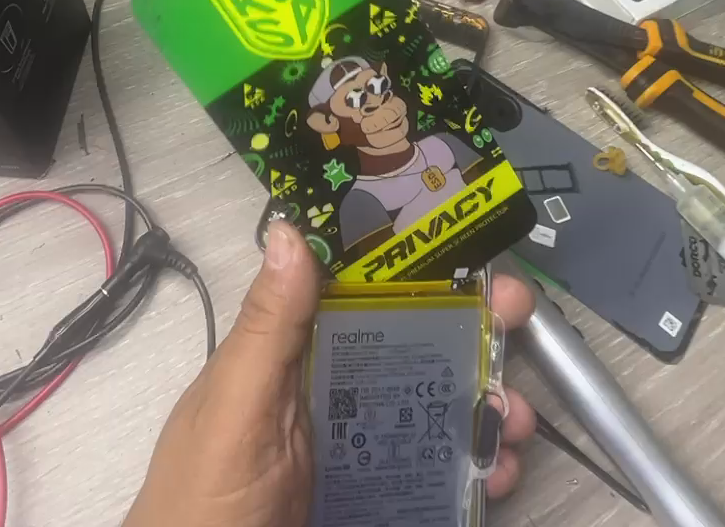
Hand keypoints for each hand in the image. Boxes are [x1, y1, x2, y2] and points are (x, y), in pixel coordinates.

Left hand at [123, 222, 537, 526]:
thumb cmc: (207, 496)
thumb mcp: (235, 407)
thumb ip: (268, 327)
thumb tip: (291, 229)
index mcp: (295, 349)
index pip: (360, 289)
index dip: (414, 265)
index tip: (466, 248)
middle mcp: (333, 386)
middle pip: (412, 341)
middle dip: (470, 324)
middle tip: (517, 314)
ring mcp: (359, 442)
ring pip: (435, 401)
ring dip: (485, 398)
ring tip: (516, 414)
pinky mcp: (379, 491)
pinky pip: (438, 467)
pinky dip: (476, 463)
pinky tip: (499, 469)